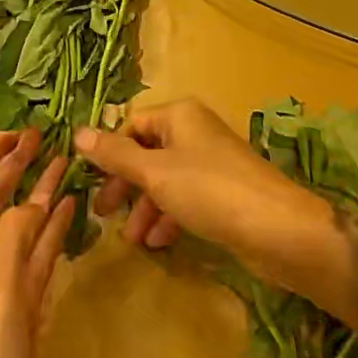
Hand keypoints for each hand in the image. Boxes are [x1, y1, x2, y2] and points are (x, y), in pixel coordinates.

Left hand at [0, 129, 73, 357]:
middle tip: (46, 138)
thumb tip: (31, 204)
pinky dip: (52, 231)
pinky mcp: (21, 310)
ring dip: (40, 193)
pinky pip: (36, 258)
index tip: (15, 137)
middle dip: (15, 165)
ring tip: (66, 163)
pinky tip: (70, 209)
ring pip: (19, 225)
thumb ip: (11, 236)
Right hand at [76, 100, 335, 289]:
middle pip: (146, 152)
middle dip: (124, 183)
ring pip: (164, 178)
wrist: (281, 231)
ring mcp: (211, 162)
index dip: (109, 151)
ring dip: (144, 206)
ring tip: (131, 238)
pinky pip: (185, 197)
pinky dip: (168, 215)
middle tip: (102, 212)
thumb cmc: (211, 191)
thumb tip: (77, 132)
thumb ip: (115, 155)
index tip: (89, 181)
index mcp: (178, 115)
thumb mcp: (155, 173)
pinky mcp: (224, 193)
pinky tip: (158, 242)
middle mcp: (193, 131)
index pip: (130, 125)